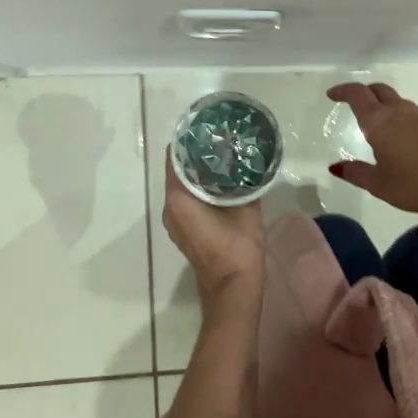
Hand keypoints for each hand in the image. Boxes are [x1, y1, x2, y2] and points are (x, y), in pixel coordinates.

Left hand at [162, 148, 265, 294]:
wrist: (233, 288)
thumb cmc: (237, 247)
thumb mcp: (246, 209)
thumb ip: (244, 184)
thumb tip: (247, 165)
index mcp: (179, 198)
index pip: (175, 158)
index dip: (188, 141)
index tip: (205, 129)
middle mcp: (170, 208)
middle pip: (178, 172)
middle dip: (196, 156)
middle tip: (219, 141)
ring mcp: (175, 223)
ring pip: (182, 189)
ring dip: (198, 175)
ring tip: (222, 159)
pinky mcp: (184, 233)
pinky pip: (187, 203)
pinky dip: (200, 192)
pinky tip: (221, 186)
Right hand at [325, 82, 417, 215]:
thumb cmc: (415, 183)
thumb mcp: (378, 184)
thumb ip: (356, 172)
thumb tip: (335, 166)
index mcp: (379, 121)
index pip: (357, 94)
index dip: (343, 91)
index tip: (332, 95)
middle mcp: (400, 112)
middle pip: (379, 90)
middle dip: (364, 92)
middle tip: (353, 102)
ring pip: (397, 101)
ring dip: (384, 105)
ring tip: (377, 122)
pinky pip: (412, 114)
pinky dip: (400, 117)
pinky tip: (401, 136)